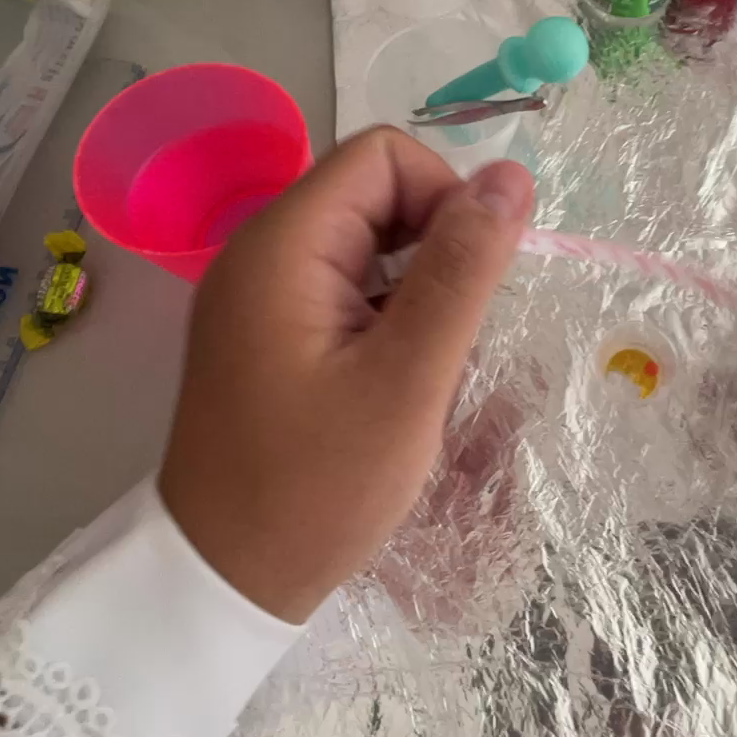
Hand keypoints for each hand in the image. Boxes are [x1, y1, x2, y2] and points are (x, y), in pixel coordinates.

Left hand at [158, 129, 534, 621]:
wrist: (225, 579)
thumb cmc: (319, 485)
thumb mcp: (408, 377)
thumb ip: (462, 270)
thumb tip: (511, 176)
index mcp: (285, 244)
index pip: (384, 157)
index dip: (445, 197)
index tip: (472, 279)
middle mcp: (266, 250)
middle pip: (377, 193)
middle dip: (437, 244)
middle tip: (455, 328)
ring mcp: (266, 291)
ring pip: (371, 240)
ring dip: (421, 282)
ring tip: (432, 357)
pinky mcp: (276, 328)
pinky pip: (353, 283)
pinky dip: (395, 309)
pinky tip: (404, 370)